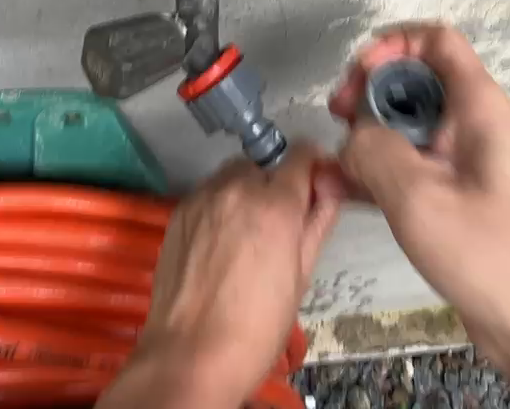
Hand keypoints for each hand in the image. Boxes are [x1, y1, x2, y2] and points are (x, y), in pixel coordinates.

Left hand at [100, 144, 342, 407]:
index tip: (315, 182)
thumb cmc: (257, 326)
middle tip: (277, 226)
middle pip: (265, 166)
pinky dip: (219, 205)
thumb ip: (318, 221)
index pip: (301, 154)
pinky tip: (218, 243)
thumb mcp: (302, 275)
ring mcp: (204, 196)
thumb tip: (329, 186)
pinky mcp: (180, 209)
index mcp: (277, 204)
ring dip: (245, 192)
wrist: (191, 355)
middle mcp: (239, 188)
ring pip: (234, 176)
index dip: (312, 165)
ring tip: (244, 235)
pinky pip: (208, 192)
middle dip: (275, 186)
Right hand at [330, 24, 509, 408]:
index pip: (436, 40)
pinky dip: (377, 172)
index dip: (393, 45)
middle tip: (338, 118)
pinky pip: (410, 169)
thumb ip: (372, 150)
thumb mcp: (419, 195)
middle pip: (415, 83)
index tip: (359, 76)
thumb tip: (351, 138)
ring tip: (333, 161)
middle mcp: (472, 126)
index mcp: (476, 106)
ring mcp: (463, 165)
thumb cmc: (493, 253)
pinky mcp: (456, 201)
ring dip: (367, 137)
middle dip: (370, 93)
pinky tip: (343, 191)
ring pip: (407, 129)